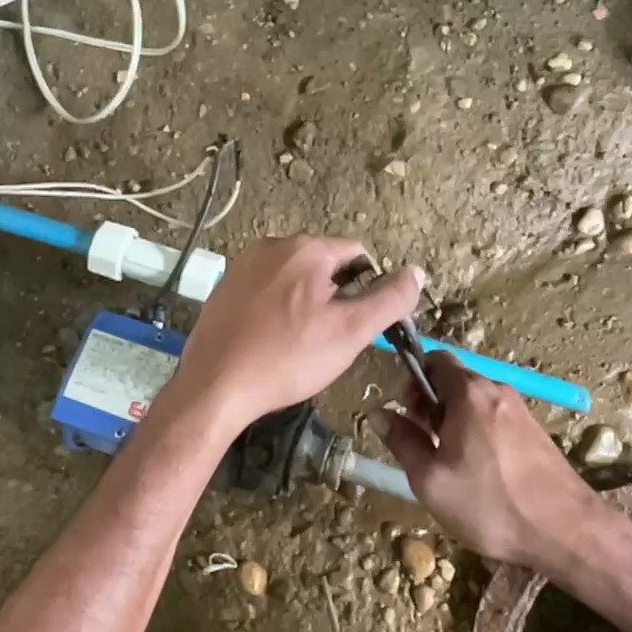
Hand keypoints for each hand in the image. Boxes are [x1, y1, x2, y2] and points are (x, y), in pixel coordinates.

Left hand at [159, 235, 423, 432]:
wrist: (214, 386)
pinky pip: (265, 291)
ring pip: (293, 278)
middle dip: (335, 296)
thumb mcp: (351, 332)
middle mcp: (272, 245)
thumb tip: (418, 272)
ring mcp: (243, 264)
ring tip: (299, 344)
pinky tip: (271, 342)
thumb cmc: (287, 358)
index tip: (359, 325)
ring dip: (305, 303)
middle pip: (324, 264)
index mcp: (306, 248)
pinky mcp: (224, 287)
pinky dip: (276, 310)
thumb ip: (389, 300)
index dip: (368, 289)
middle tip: (329, 340)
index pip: (357, 255)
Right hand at [371, 352, 601, 571]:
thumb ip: (402, 441)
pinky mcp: (533, 430)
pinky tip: (476, 469)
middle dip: (430, 402)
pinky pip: (493, 416)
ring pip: (474, 400)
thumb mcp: (430, 480)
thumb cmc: (490, 505)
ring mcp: (519, 409)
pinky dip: (476, 430)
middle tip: (422, 441)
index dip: (413, 379)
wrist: (566, 531)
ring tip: (447, 461)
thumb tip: (378, 413)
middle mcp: (496, 390)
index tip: (406, 412)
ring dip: (452, 419)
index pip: (435, 358)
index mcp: (469, 392)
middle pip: (454, 379)